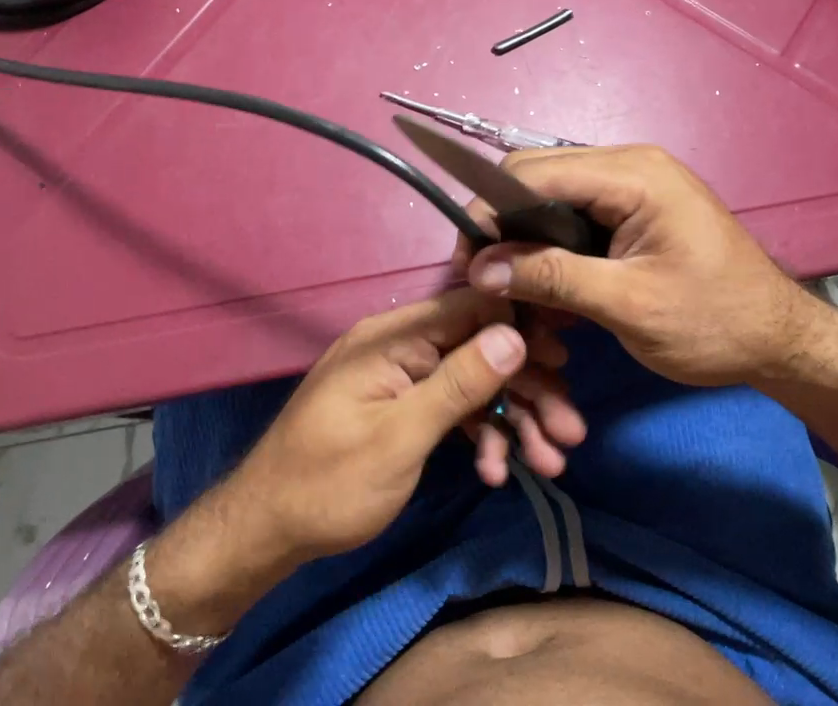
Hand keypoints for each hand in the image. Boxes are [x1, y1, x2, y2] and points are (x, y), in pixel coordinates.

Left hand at [225, 289, 584, 563]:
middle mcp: (399, 347)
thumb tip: (514, 334)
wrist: (267, 532)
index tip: (564, 358)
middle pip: (479, 350)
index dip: (521, 327)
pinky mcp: (401, 408)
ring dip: (512, 422)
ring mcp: (401, 378)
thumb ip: (459, 384)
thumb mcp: (400, 437)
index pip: (471, 305)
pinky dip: (478, 437)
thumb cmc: (330, 483)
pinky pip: (451, 410)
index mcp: (392, 338)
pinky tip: (496, 472)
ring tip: (550, 464)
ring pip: (472, 385)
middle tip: (571, 431)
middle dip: (527, 390)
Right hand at [454, 145, 820, 387]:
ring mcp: (632, 186)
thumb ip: (551, 278)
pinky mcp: (633, 211)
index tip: (466, 266)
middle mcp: (628, 165)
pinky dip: (550, 246)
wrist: (778, 340)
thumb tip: (479, 269)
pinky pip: (572, 215)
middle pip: (536, 177)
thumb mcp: (628, 305)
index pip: (532, 172)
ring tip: (506, 286)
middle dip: (501, 225)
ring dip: (523, 238)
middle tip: (482, 281)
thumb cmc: (714, 322)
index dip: (488, 212)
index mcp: (632, 174)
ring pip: (550, 197)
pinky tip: (541, 283)